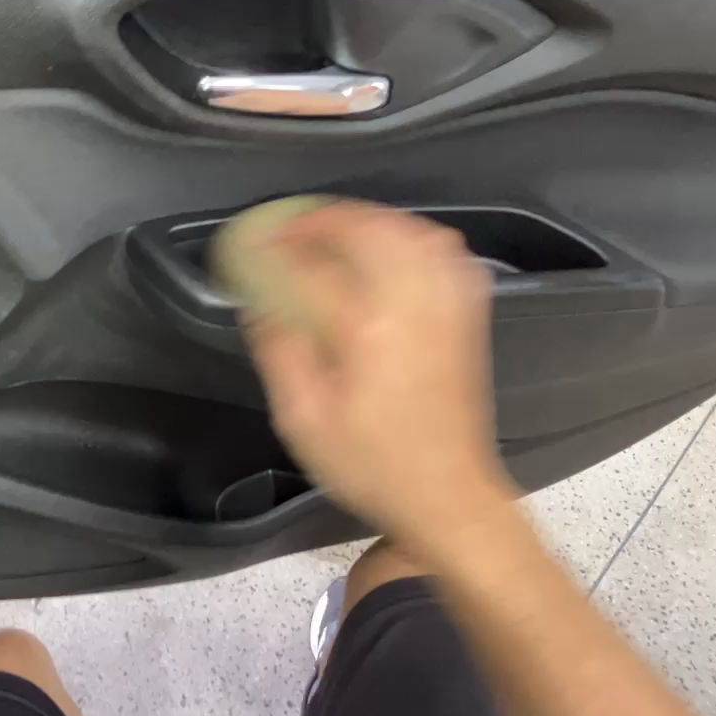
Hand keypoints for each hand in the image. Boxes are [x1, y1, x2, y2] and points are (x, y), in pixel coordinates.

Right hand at [242, 201, 513, 543]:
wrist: (449, 496)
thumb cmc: (370, 464)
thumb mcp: (302, 419)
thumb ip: (279, 350)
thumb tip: (259, 303)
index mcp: (365, 328)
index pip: (311, 264)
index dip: (274, 246)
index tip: (250, 245)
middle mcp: (411, 303)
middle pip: (367, 228)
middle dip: (321, 219)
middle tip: (288, 231)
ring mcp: (445, 306)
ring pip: (409, 230)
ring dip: (366, 220)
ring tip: (332, 232)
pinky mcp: (465, 317)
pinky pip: (443, 252)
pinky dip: (411, 236)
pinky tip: (391, 248)